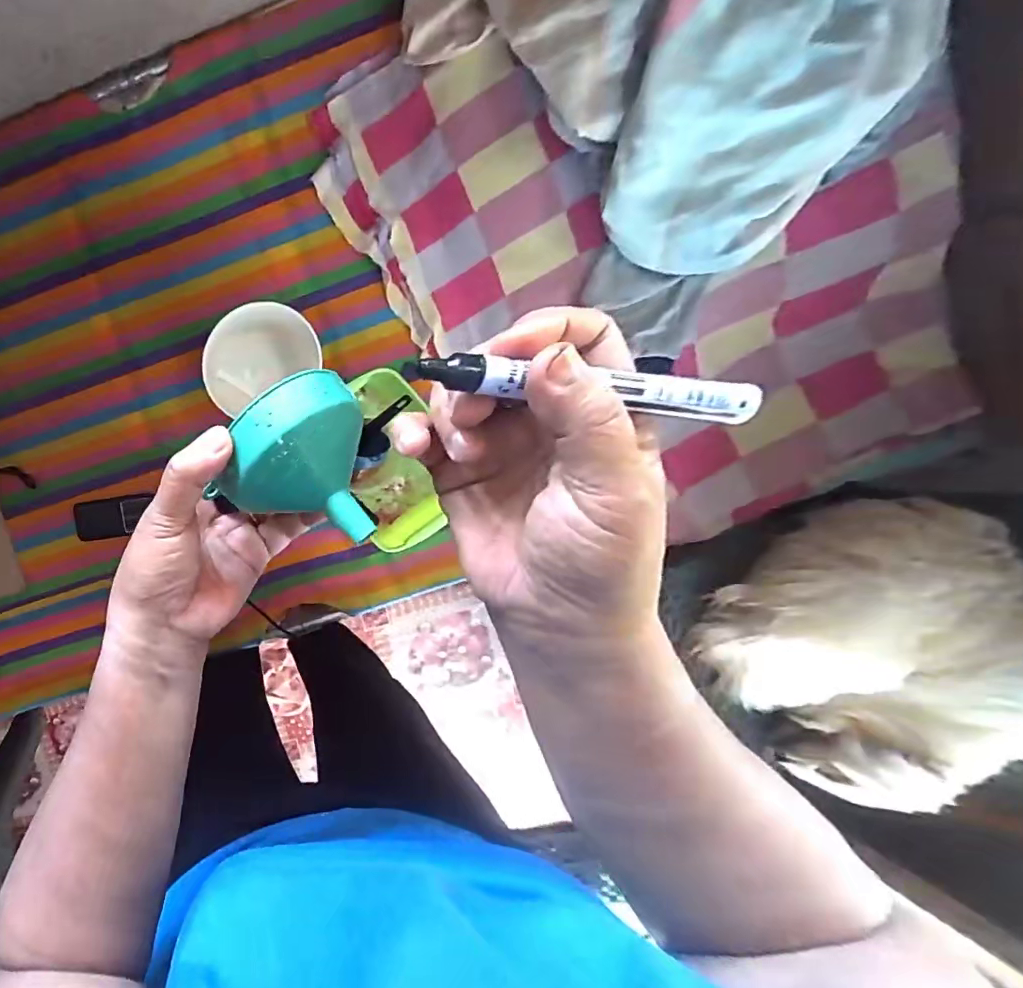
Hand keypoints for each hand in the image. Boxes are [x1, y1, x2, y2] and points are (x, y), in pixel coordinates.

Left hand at [108, 427, 312, 650]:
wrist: (166, 626)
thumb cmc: (152, 569)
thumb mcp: (163, 518)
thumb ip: (186, 477)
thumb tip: (221, 436)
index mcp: (190, 491)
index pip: (221, 456)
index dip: (245, 439)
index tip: (272, 417)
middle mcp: (218, 506)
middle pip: (253, 475)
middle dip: (276, 457)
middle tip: (307, 432)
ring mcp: (241, 529)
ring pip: (274, 498)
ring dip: (296, 481)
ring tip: (325, 457)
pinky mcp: (258, 553)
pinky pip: (286, 528)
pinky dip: (307, 514)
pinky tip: (327, 496)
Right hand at [387, 308, 666, 643]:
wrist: (553, 619)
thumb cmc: (601, 557)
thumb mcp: (612, 488)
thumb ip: (587, 418)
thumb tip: (548, 356)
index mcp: (601, 411)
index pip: (581, 340)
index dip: (545, 333)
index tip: (511, 355)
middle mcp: (547, 418)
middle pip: (506, 363)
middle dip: (480, 377)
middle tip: (470, 414)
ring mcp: (498, 444)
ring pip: (461, 396)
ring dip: (447, 411)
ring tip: (457, 451)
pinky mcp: (456, 473)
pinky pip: (428, 436)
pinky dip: (412, 432)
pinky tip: (410, 447)